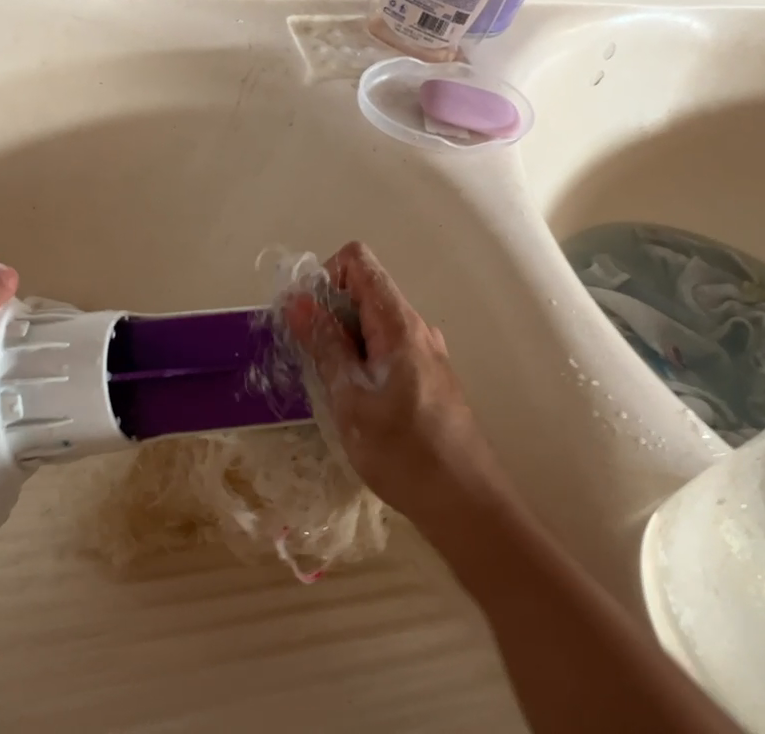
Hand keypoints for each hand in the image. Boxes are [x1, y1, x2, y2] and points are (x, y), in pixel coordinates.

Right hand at [287, 241, 499, 519]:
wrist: (465, 504)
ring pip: (372, 324)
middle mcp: (416, 328)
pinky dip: (361, 361)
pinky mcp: (428, 377)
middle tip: (310, 362)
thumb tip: (298, 300)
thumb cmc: (403, 453)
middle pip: (364, 291)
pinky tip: (356, 405)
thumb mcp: (350, 400)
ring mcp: (425, 353)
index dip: (325, 278)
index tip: (306, 320)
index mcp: (398, 324)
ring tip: (331, 390)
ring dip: (342, 343)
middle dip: (328, 315)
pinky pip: (386, 348)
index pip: (358, 261)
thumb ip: (325, 345)